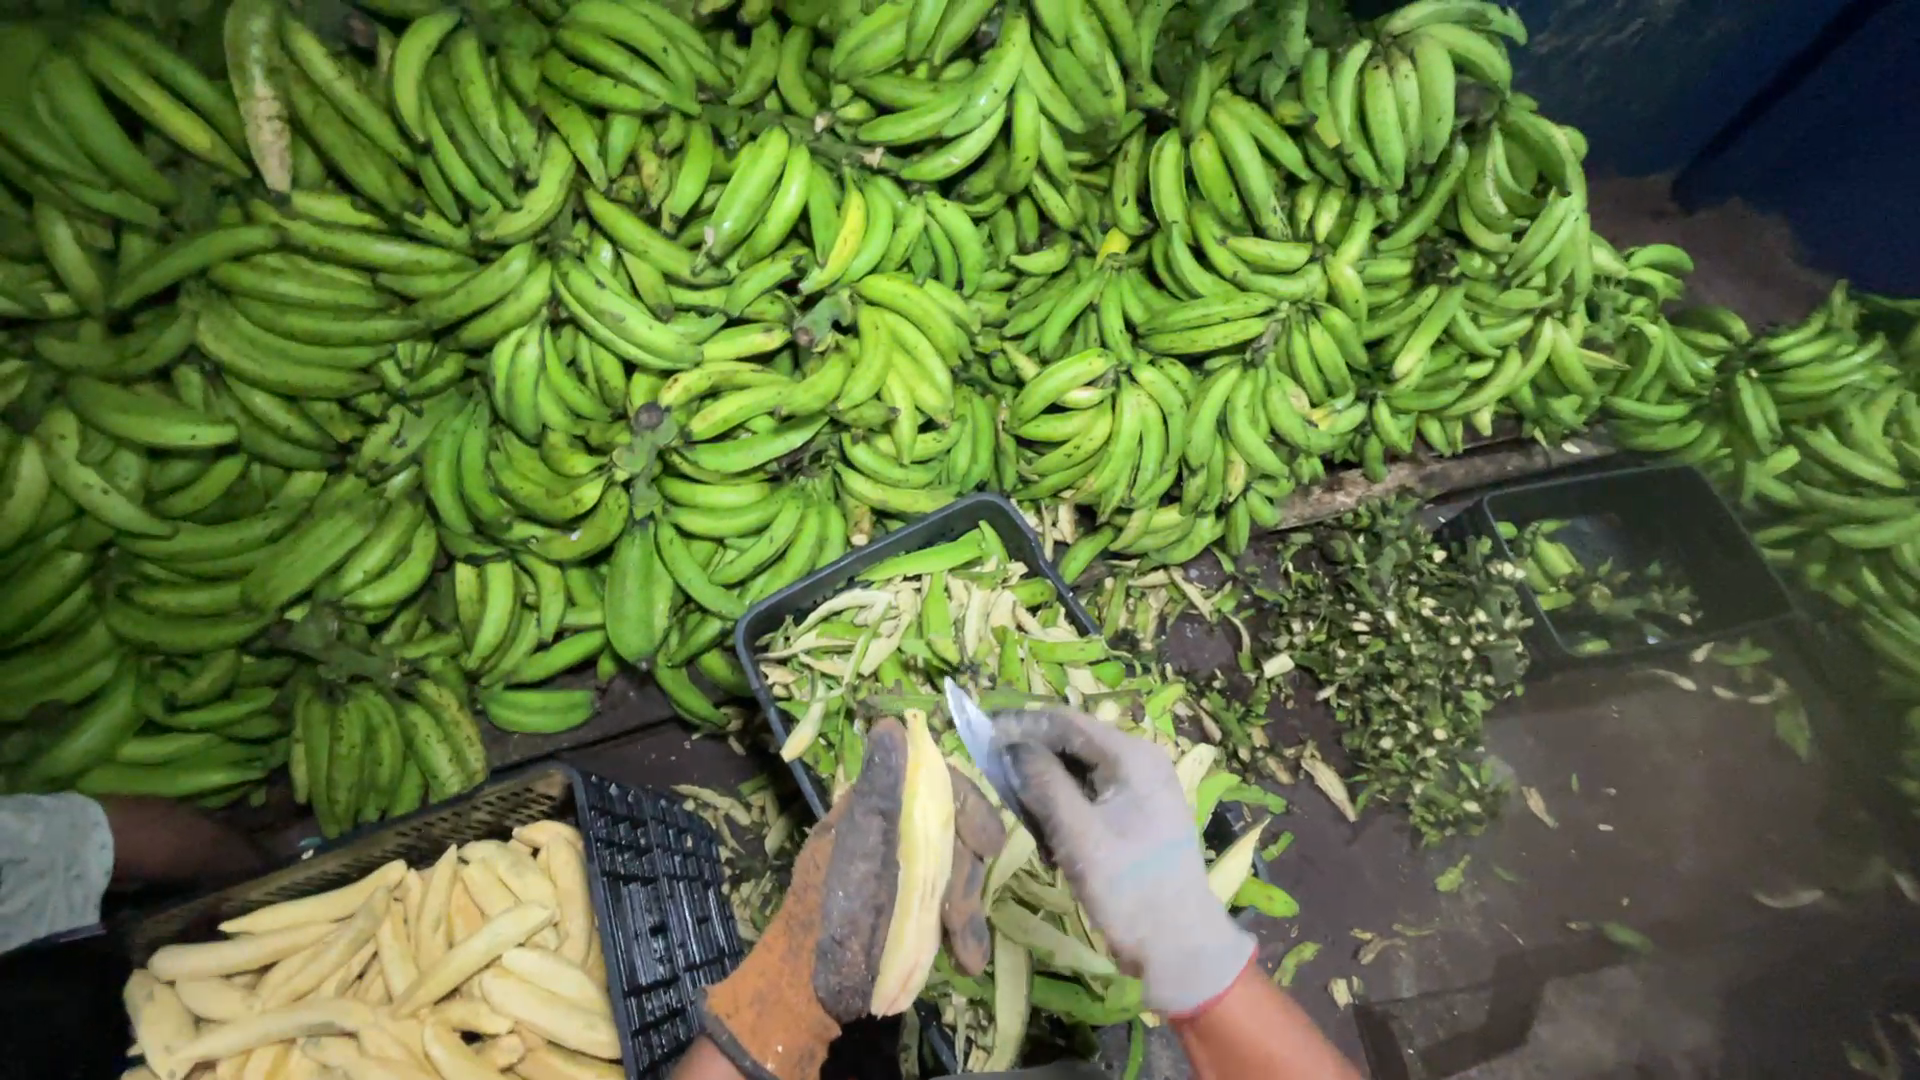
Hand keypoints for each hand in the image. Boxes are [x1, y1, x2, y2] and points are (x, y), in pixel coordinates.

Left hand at [698, 717, 1005, 1079]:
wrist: (808, 994)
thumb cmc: (829, 916)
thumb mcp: (856, 851)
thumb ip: (879, 792)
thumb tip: (892, 725)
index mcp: (878, 807)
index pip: (936, 783)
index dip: (968, 808)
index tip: (988, 844)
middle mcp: (895, 831)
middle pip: (954, 831)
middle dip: (965, 874)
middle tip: (960, 913)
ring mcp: (906, 871)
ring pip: (958, 871)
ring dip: (967, 910)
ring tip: (965, 950)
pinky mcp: (914, 910)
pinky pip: (953, 908)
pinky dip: (965, 932)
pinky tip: (968, 958)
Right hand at [998, 708, 1254, 1015]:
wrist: (1183, 950)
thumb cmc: (1130, 891)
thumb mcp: (1077, 835)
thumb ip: (1043, 783)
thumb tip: (1012, 746)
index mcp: (1132, 755)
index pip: (1065, 721)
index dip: (1021, 724)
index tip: (983, 735)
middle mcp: (1141, 759)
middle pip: (1072, 742)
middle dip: (1033, 761)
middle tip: (1000, 783)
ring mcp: (1143, 784)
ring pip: (1079, 769)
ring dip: (1048, 790)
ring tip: (1030, 824)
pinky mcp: (1140, 809)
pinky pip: (1092, 792)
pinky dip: (1067, 807)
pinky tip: (1054, 840)